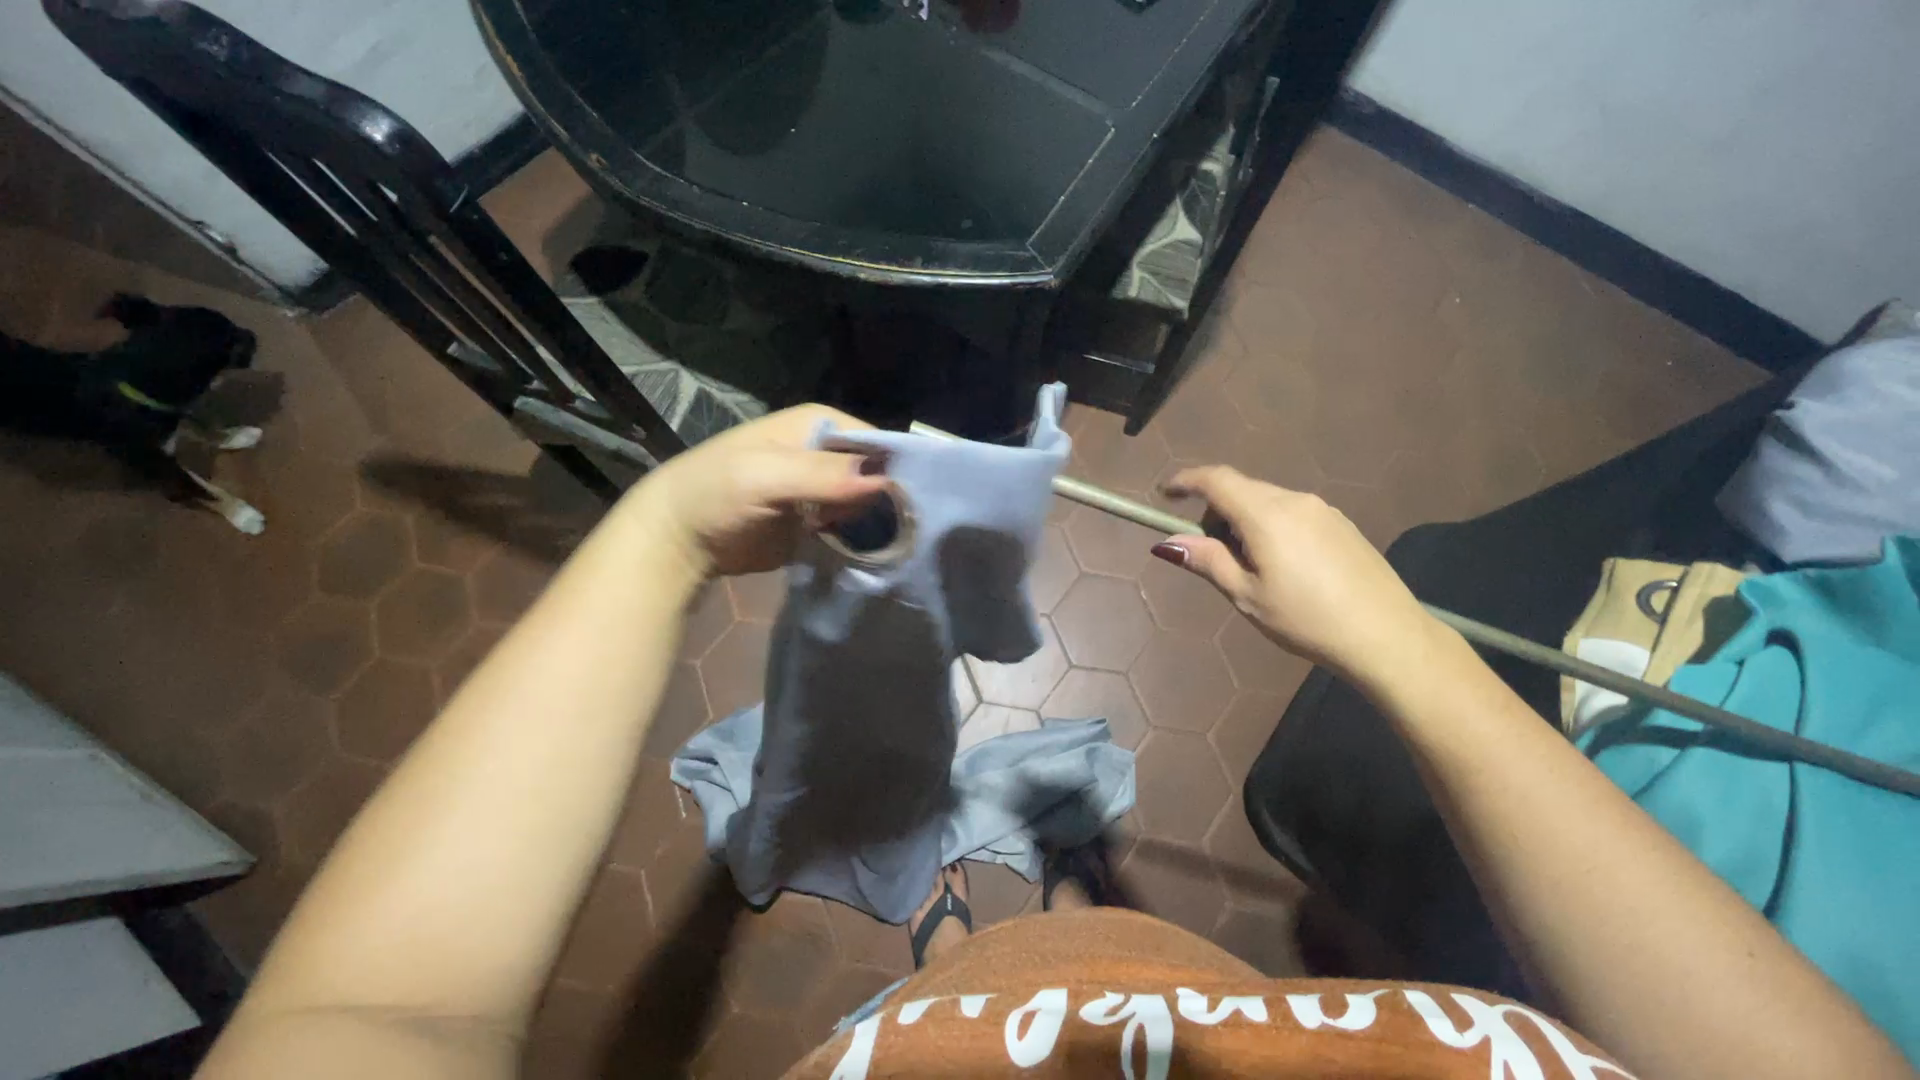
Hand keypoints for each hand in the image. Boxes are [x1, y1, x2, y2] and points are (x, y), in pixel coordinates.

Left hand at [629, 405, 886, 578]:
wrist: (677, 540)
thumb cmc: (714, 494)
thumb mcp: (765, 477)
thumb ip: (822, 475)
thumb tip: (885, 480)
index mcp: (818, 423)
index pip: (876, 441)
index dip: (897, 469)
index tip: (915, 505)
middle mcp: (827, 452)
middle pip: (878, 472)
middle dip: (892, 500)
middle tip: (909, 533)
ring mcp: (824, 489)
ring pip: (870, 502)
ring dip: (881, 524)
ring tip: (897, 548)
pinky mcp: (819, 521)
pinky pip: (853, 528)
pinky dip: (862, 540)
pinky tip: (874, 555)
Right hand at [1154, 466, 1439, 682]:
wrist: (1385, 635)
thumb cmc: (1306, 619)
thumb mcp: (1247, 595)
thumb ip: (1208, 562)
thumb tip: (1168, 543)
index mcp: (1266, 515)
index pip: (1216, 480)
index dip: (1186, 481)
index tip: (1165, 493)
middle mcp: (1294, 500)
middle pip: (1241, 489)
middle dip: (1215, 511)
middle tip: (1210, 554)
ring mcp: (1322, 509)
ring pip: (1267, 501)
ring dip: (1244, 521)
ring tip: (1250, 568)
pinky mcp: (1341, 524)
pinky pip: (1292, 512)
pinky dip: (1271, 526)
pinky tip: (1283, 568)